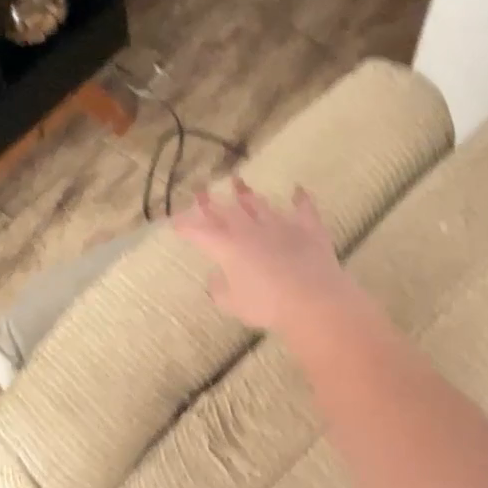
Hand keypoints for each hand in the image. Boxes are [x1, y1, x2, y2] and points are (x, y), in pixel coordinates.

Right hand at [170, 178, 367, 336]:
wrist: (312, 300)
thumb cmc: (267, 306)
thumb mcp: (233, 304)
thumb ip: (219, 289)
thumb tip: (215, 277)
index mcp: (228, 247)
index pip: (200, 232)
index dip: (186, 226)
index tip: (175, 222)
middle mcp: (251, 230)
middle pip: (227, 211)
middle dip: (211, 201)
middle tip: (200, 190)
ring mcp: (281, 225)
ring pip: (260, 204)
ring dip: (247, 193)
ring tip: (238, 182)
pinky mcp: (308, 228)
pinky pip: (303, 208)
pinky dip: (300, 199)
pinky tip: (298, 189)